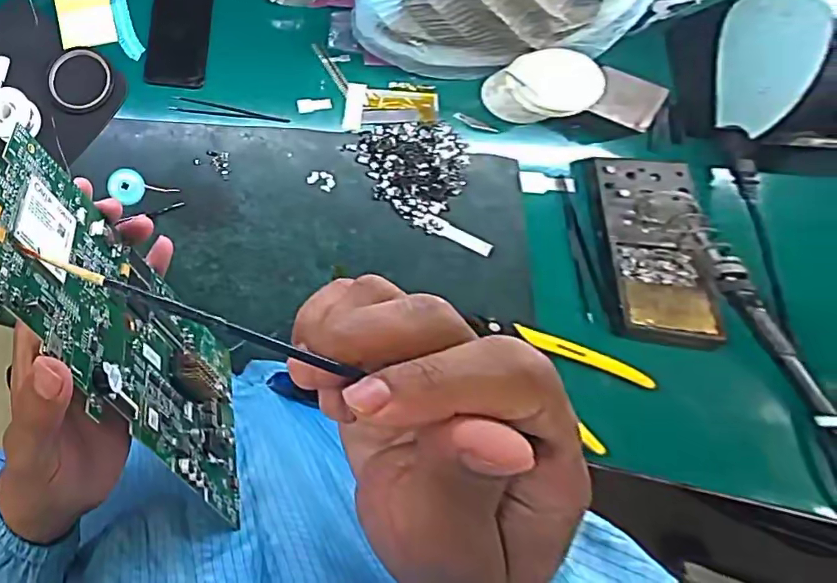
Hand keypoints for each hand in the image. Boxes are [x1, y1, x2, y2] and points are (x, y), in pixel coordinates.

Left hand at [0, 179, 172, 543]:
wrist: (62, 498)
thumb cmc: (35, 462)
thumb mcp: (30, 435)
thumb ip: (39, 404)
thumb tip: (54, 366)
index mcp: (39, 338)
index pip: (46, 277)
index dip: (59, 238)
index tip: (73, 204)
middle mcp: (68, 333)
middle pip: (83, 275)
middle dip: (98, 237)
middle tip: (119, 210)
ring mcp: (98, 347)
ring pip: (113, 292)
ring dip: (127, 258)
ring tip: (146, 228)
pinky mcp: (127, 368)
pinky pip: (141, 325)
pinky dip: (153, 297)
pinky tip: (166, 270)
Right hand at [289, 275, 590, 582]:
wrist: (420, 542)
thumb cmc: (449, 553)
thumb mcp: (457, 543)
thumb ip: (469, 486)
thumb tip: (498, 437)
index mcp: (538, 431)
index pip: (507, 371)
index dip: (434, 378)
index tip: (366, 408)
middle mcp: (486, 378)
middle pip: (433, 316)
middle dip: (365, 342)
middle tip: (322, 386)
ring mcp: (429, 352)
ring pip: (384, 296)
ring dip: (332, 330)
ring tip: (316, 382)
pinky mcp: (381, 341)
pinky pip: (348, 298)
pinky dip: (316, 320)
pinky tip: (312, 365)